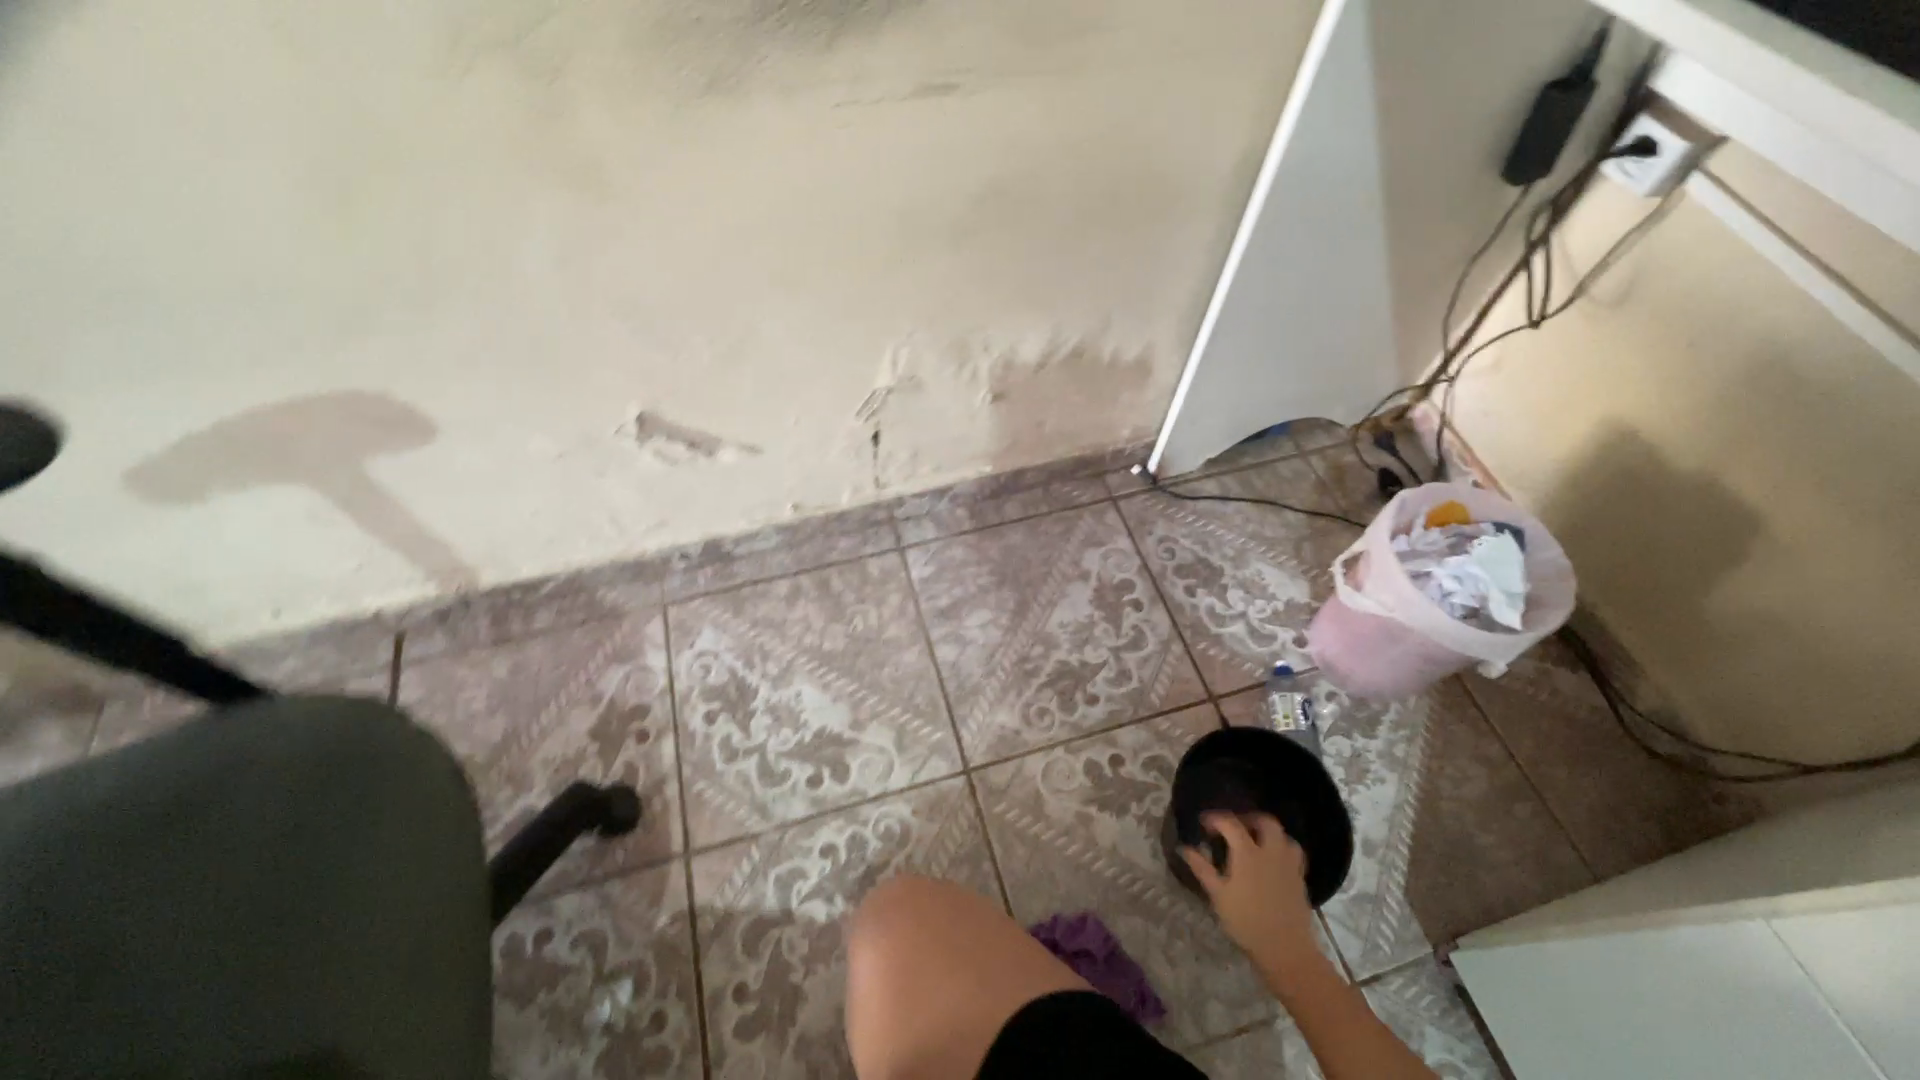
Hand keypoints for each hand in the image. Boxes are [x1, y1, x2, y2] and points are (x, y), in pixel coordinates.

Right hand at [1182, 813, 1317, 970]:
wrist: (1285, 948)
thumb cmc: (1246, 921)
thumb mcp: (1218, 895)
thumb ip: (1202, 868)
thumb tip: (1185, 848)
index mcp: (1248, 853)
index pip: (1231, 824)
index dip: (1216, 819)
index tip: (1204, 823)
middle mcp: (1271, 852)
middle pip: (1265, 821)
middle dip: (1248, 818)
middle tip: (1234, 828)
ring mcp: (1289, 864)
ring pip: (1283, 835)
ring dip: (1268, 832)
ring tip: (1255, 841)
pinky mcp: (1299, 877)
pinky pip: (1293, 852)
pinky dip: (1281, 847)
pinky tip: (1273, 860)